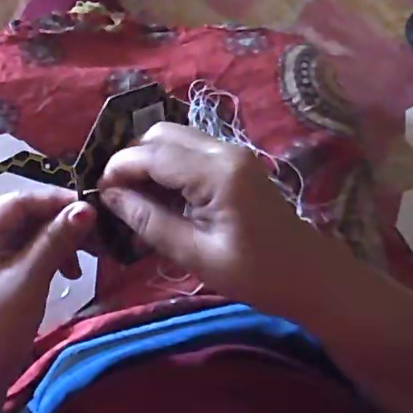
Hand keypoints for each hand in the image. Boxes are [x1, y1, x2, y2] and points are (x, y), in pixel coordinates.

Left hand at [0, 189, 94, 387]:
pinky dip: (53, 257)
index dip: (56, 201)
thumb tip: (87, 208)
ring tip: (91, 256)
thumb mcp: (29, 281)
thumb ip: (56, 241)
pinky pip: (30, 251)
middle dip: (63, 222)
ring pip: (31, 233)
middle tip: (99, 234)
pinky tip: (72, 272)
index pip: (19, 202)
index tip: (92, 208)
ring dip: (62, 240)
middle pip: (26, 216)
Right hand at [97, 124, 345, 323]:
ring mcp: (232, 152)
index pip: (151, 154)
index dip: (118, 168)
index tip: (98, 193)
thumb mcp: (195, 254)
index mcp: (217, 173)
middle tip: (118, 196)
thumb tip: (108, 196)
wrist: (314, 279)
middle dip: (131, 159)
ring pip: (173, 137)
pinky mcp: (235, 161)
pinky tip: (163, 196)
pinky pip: (188, 149)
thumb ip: (148, 221)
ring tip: (137, 198)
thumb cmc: (258, 275)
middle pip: (160, 134)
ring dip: (148, 160)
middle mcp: (224, 150)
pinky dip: (167, 164)